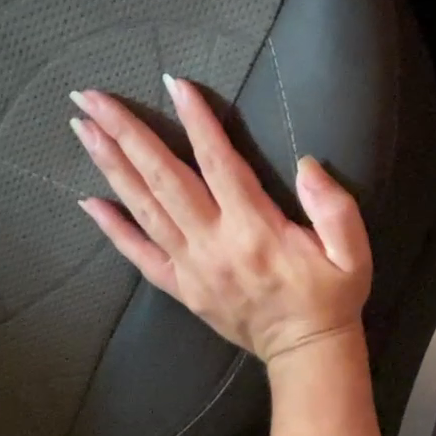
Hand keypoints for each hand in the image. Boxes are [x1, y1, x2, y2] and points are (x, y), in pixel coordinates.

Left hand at [71, 76, 370, 364]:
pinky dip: (113, 228)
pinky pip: (140, 256)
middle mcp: (214, 243)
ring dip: (112, 166)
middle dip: (127, 134)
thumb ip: (333, 206)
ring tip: (82, 128)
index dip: (196, 121)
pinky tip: (89, 201)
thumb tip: (306, 164)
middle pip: (164, 179)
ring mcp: (192, 267)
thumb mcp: (352, 252)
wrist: (307, 352)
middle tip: (90, 98)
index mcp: (256, 230)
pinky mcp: (182, 289)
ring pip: (145, 209)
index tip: (174, 84)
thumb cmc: (331, 297)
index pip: (218, 163)